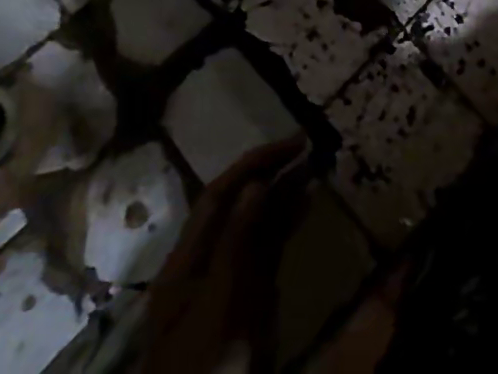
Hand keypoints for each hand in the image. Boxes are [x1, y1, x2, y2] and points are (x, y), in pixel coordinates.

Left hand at [140, 137, 310, 373]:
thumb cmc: (205, 364)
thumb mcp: (220, 303)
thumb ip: (236, 241)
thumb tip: (256, 183)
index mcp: (184, 261)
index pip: (218, 196)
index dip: (253, 164)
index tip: (292, 144)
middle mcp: (202, 263)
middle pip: (234, 206)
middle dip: (268, 172)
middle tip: (307, 146)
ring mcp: (225, 281)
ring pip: (253, 225)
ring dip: (281, 193)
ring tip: (313, 165)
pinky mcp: (246, 298)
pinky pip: (266, 249)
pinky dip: (286, 223)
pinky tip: (306, 204)